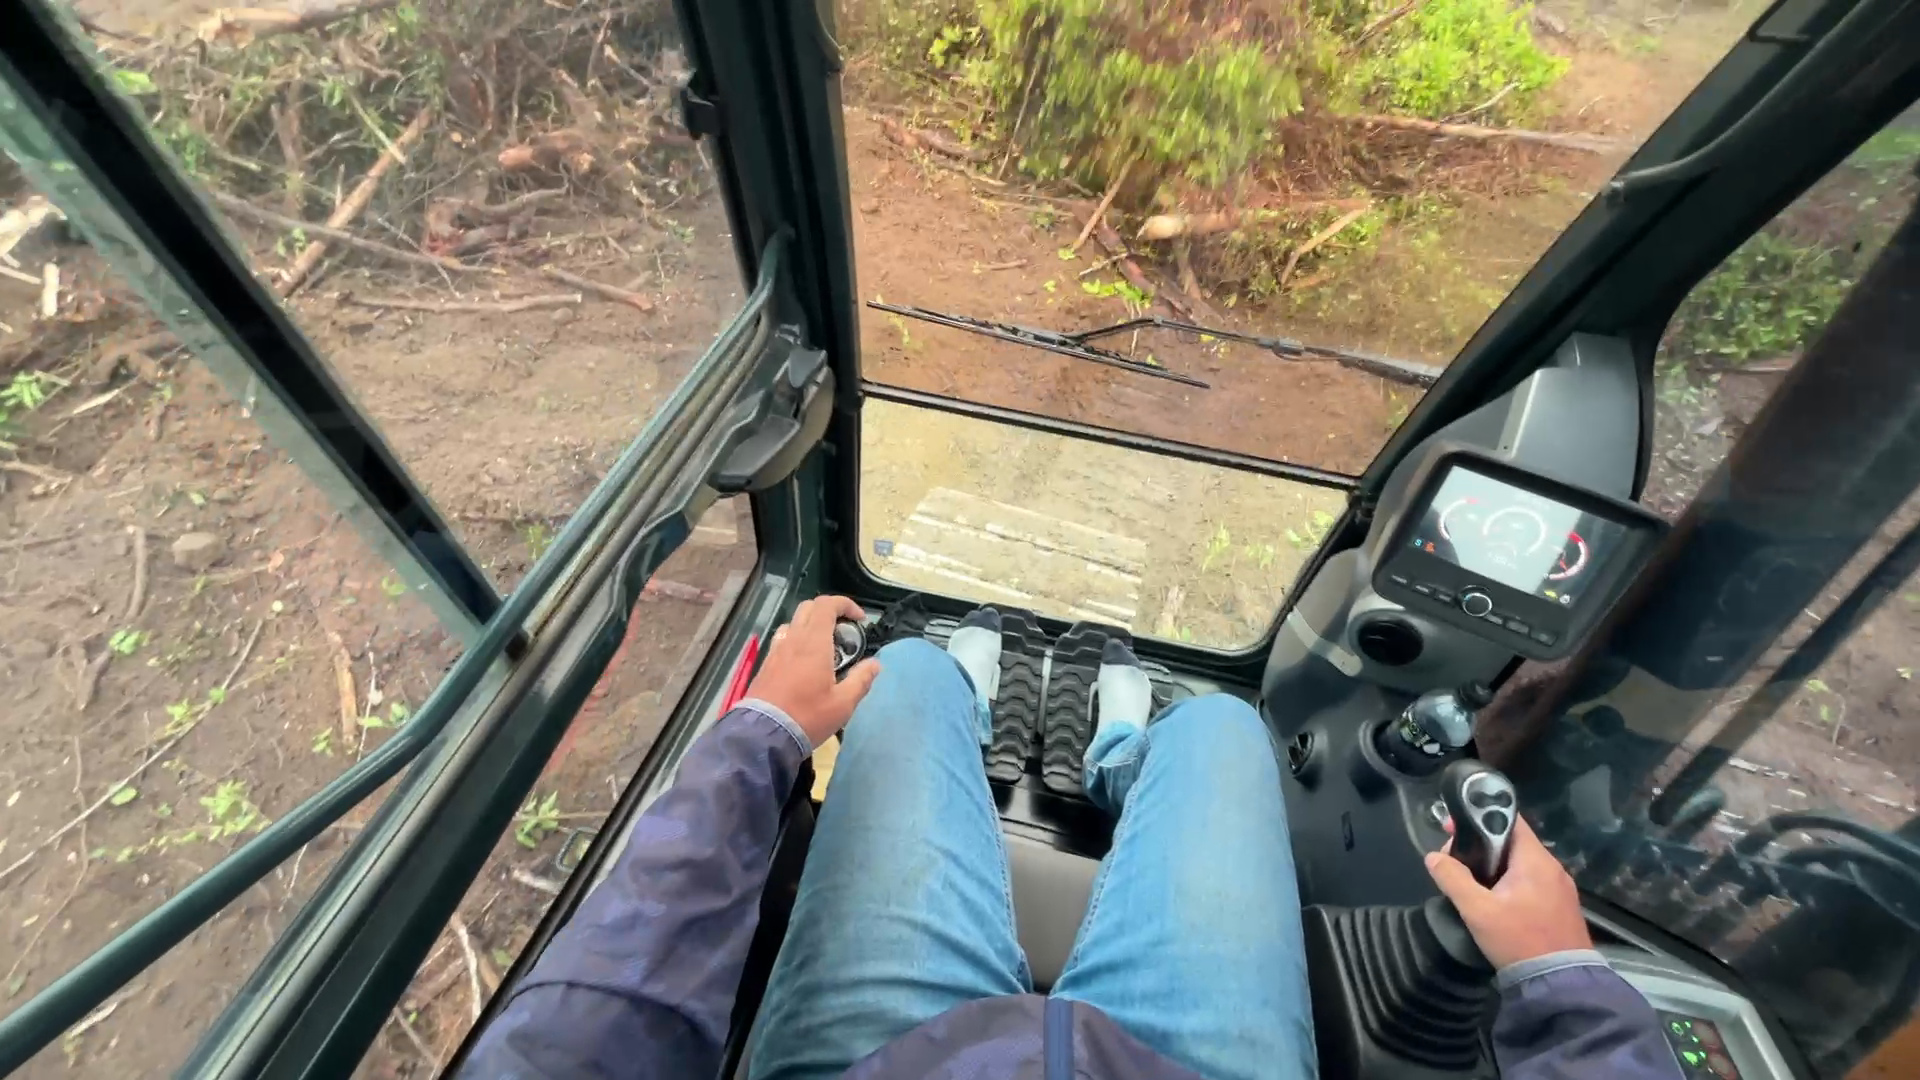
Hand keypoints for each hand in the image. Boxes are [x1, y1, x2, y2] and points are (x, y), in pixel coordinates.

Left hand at [744, 595, 880, 747]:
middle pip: (809, 608)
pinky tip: (804, 664)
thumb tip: (875, 664)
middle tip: (843, 632)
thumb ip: (861, 679)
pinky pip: (783, 640)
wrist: (763, 735)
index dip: (845, 604)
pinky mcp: (765, 665)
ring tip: (824, 648)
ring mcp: (776, 651)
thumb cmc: (808, 716)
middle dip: (829, 611)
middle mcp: (793, 640)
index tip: (859, 620)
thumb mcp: (843, 703)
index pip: (826, 605)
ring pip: (794, 623)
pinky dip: (797, 640)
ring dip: (811, 626)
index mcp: (813, 642)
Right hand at [1424, 814, 1591, 969]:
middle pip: (1510, 841)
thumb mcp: (1476, 909)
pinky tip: (1491, 896)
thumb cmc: (1520, 939)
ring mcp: (1559, 889)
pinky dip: (1507, 880)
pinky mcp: (1560, 907)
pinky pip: (1529, 880)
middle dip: (1479, 844)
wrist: (1563, 987)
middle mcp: (1552, 869)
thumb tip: (1433, 857)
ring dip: (1492, 864)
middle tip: (1452, 857)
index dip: (1479, 815)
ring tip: (1467, 879)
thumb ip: (1452, 877)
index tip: (1452, 825)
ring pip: (1518, 862)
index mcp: (1535, 861)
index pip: (1509, 820)